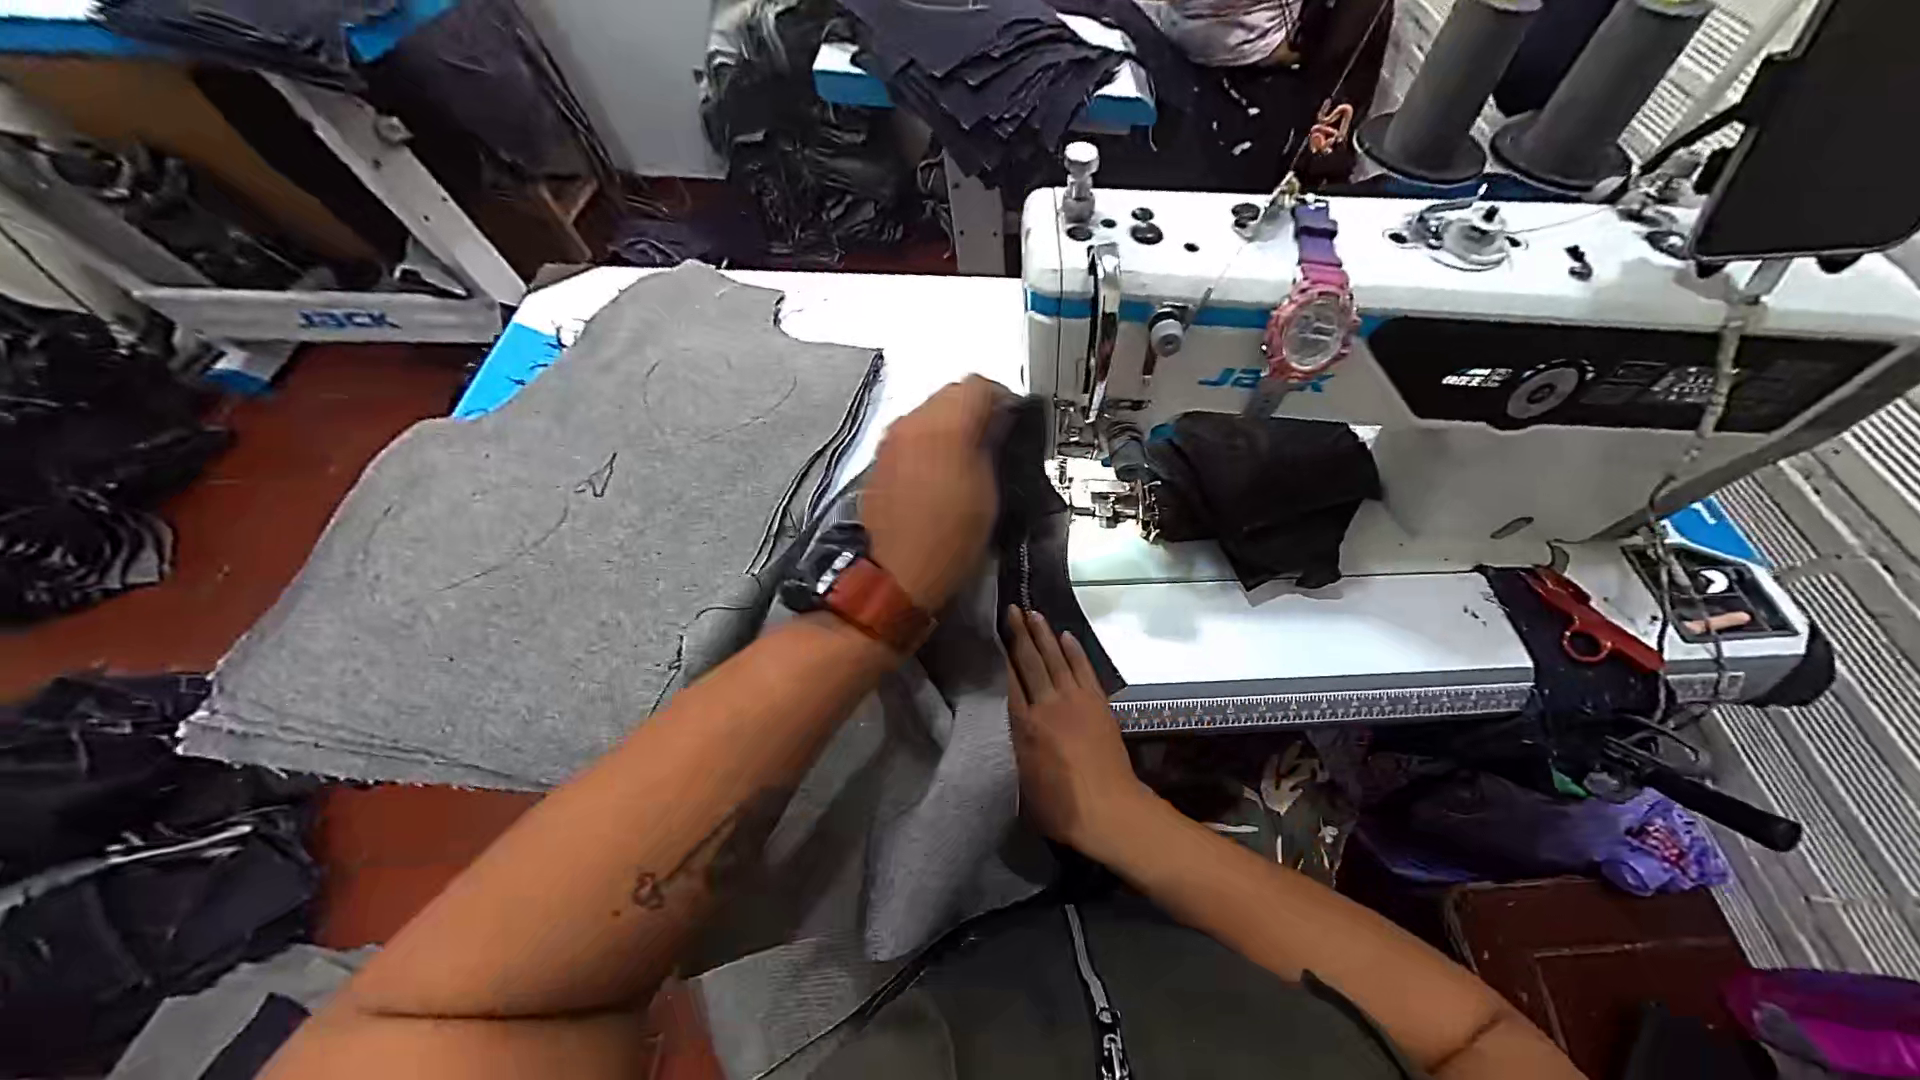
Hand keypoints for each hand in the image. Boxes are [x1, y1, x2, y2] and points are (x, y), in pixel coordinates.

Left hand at [863, 376, 1007, 611]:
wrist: (900, 573)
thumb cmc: (947, 542)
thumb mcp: (989, 491)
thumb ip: (994, 445)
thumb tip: (998, 424)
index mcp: (945, 426)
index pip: (979, 385)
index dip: (1003, 399)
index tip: (1013, 417)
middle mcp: (912, 424)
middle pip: (952, 392)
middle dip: (976, 408)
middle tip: (995, 435)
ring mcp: (892, 441)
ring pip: (929, 411)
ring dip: (952, 423)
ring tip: (970, 454)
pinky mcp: (881, 459)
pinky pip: (911, 434)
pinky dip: (930, 441)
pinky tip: (943, 468)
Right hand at [1005, 607, 1149, 854]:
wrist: (1110, 810)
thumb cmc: (1060, 807)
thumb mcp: (1019, 784)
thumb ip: (1007, 750)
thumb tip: (992, 730)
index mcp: (1024, 725)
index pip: (1007, 681)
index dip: (998, 655)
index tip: (991, 633)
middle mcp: (1048, 705)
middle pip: (1030, 662)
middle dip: (1019, 634)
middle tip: (1011, 609)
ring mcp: (1076, 701)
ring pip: (1056, 659)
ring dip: (1044, 635)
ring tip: (1033, 613)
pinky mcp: (1098, 704)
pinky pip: (1083, 670)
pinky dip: (1075, 651)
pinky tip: (1065, 636)